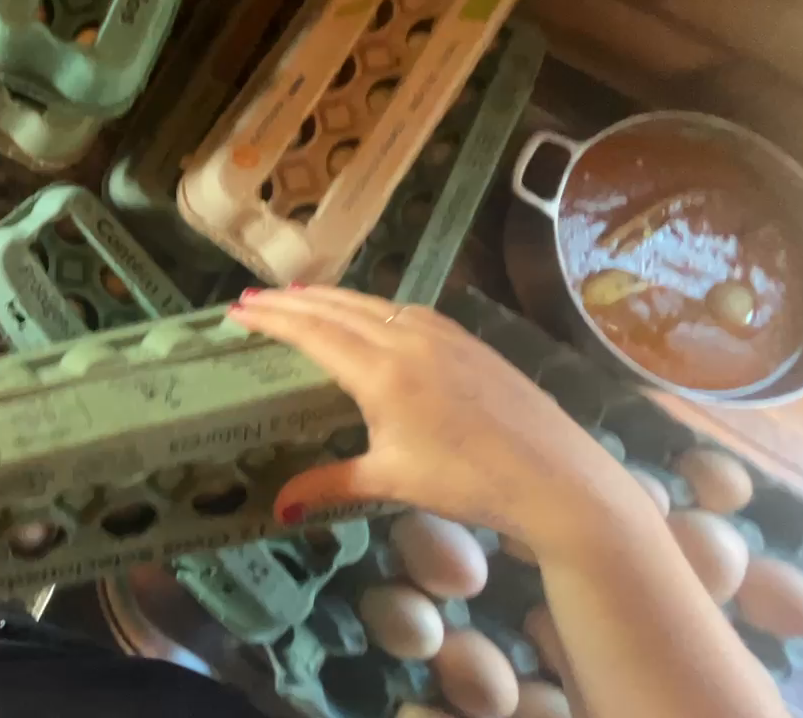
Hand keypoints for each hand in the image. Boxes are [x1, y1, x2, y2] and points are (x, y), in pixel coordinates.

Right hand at [230, 287, 646, 554]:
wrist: (566, 485)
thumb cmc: (472, 484)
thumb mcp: (392, 483)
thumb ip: (329, 485)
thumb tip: (277, 508)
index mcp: (381, 372)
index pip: (310, 332)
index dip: (270, 319)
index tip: (236, 310)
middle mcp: (405, 340)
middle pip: (332, 308)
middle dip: (285, 301)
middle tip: (249, 298)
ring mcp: (439, 334)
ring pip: (366, 302)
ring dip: (323, 297)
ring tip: (292, 295)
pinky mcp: (465, 338)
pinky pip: (399, 307)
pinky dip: (363, 303)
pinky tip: (361, 311)